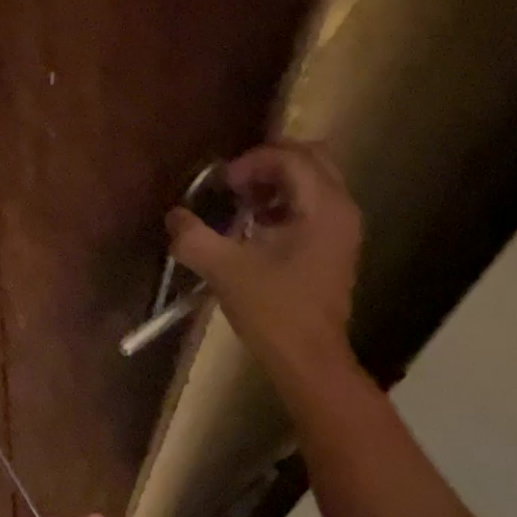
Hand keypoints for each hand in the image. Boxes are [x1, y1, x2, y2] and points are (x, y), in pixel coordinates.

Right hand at [166, 140, 363, 384]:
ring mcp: (343, 230)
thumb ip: (195, 238)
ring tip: (242, 207)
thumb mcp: (226, 271)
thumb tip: (173, 217)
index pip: (290, 157)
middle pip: (310, 160)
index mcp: (323, 206)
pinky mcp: (335, 249)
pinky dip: (285, 207)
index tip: (221, 184)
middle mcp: (342, 209)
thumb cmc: (273, 312)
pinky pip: (313, 208)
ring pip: (313, 184)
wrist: (308, 359)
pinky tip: (256, 232)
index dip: (251, 162)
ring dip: (276, 185)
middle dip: (268, 164)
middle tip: (234, 185)